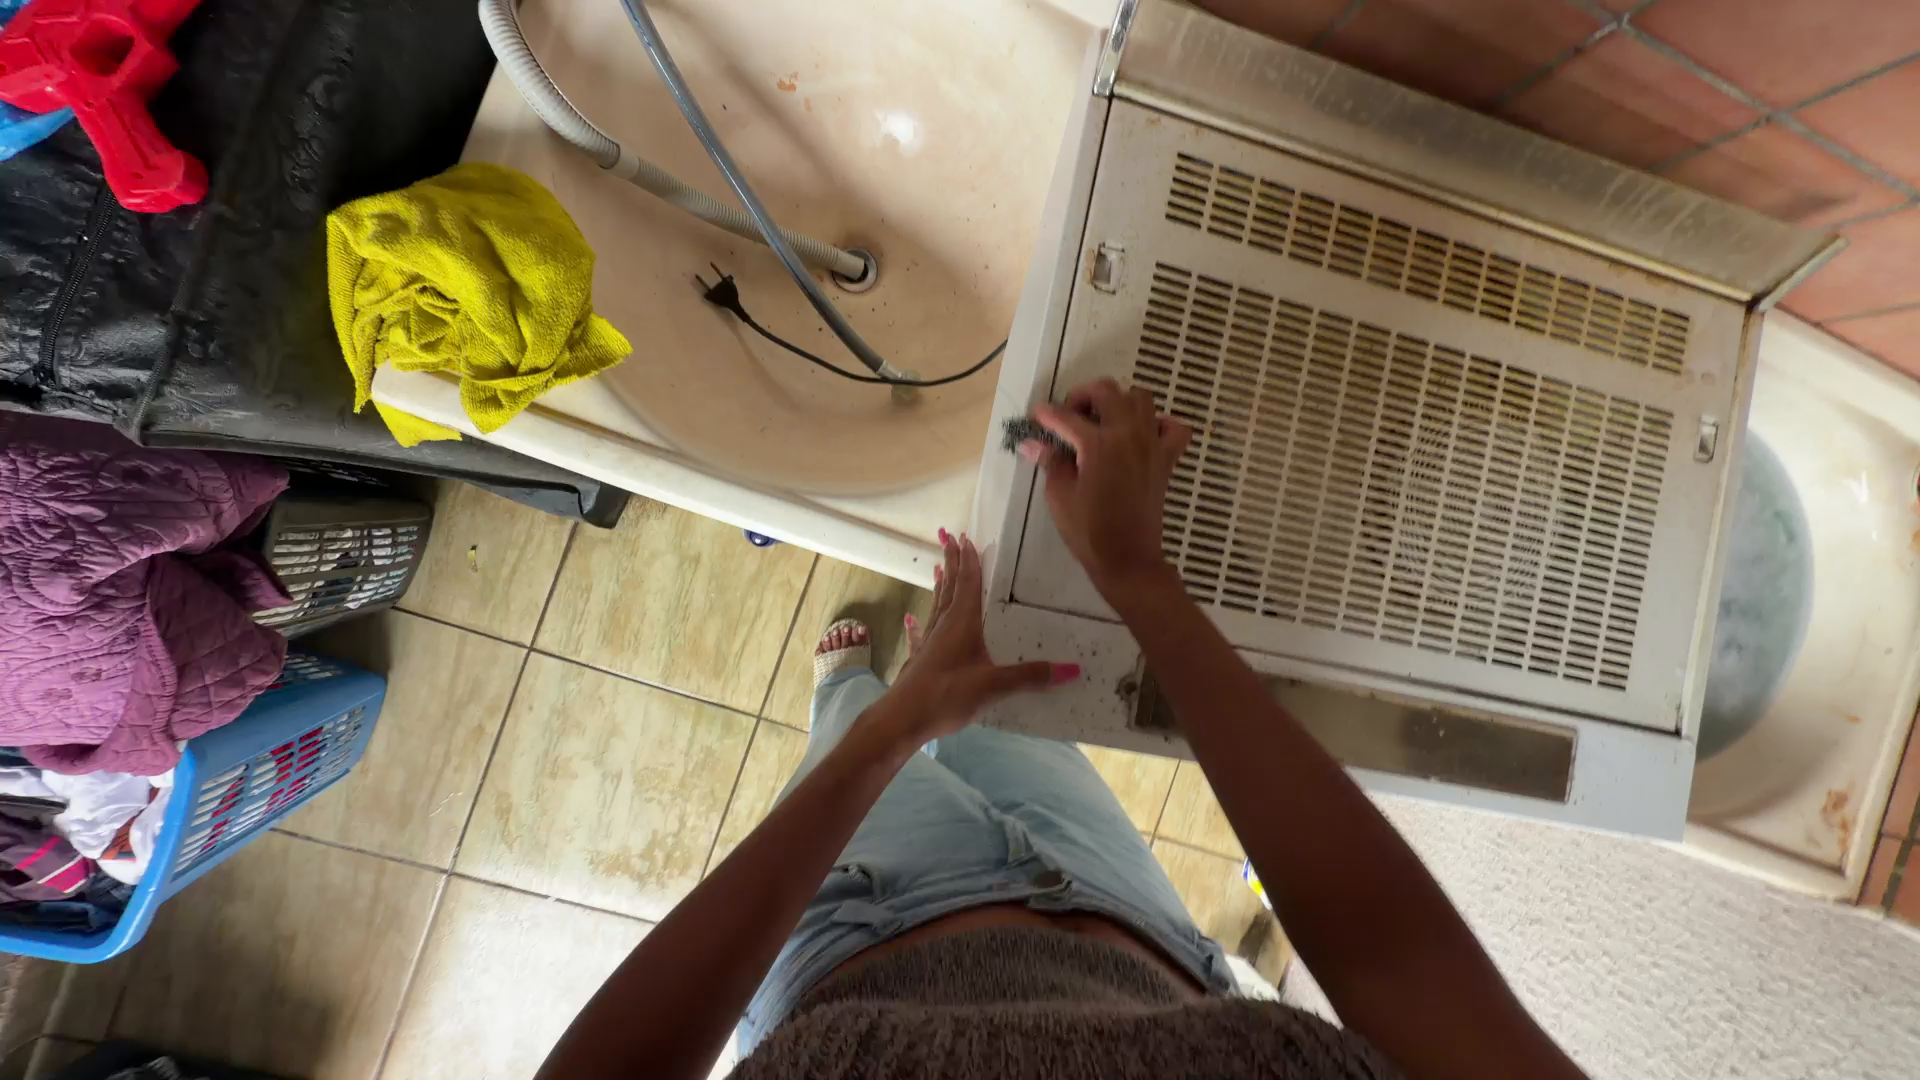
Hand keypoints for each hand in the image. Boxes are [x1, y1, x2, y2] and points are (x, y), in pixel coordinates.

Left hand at [870, 530, 1078, 745]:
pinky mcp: (920, 660)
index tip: (965, 537)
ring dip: (941, 586)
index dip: (969, 561)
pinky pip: (921, 634)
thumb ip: (1031, 676)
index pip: (968, 584)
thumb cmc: (947, 695)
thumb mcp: (993, 686)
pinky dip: (918, 624)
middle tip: (948, 537)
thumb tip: (1074, 669)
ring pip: (937, 606)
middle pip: (950, 588)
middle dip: (952, 563)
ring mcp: (929, 642)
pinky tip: (910, 618)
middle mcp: (944, 626)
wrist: (901, 720)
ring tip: (939, 567)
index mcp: (962, 624)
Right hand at [1020, 378, 1191, 602]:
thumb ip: (1050, 461)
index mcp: (1097, 443)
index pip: (1065, 416)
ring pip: (1140, 398)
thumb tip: (1031, 443)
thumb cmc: (1088, 530)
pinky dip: (1159, 423)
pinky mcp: (1166, 459)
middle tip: (1069, 417)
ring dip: (1118, 403)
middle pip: (1106, 391)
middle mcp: (1128, 434)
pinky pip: (1173, 427)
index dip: (1046, 415)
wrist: (1127, 558)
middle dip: (1082, 397)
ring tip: (1102, 422)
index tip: (1035, 418)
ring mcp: (1151, 444)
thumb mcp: (1059, 494)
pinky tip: (1142, 435)